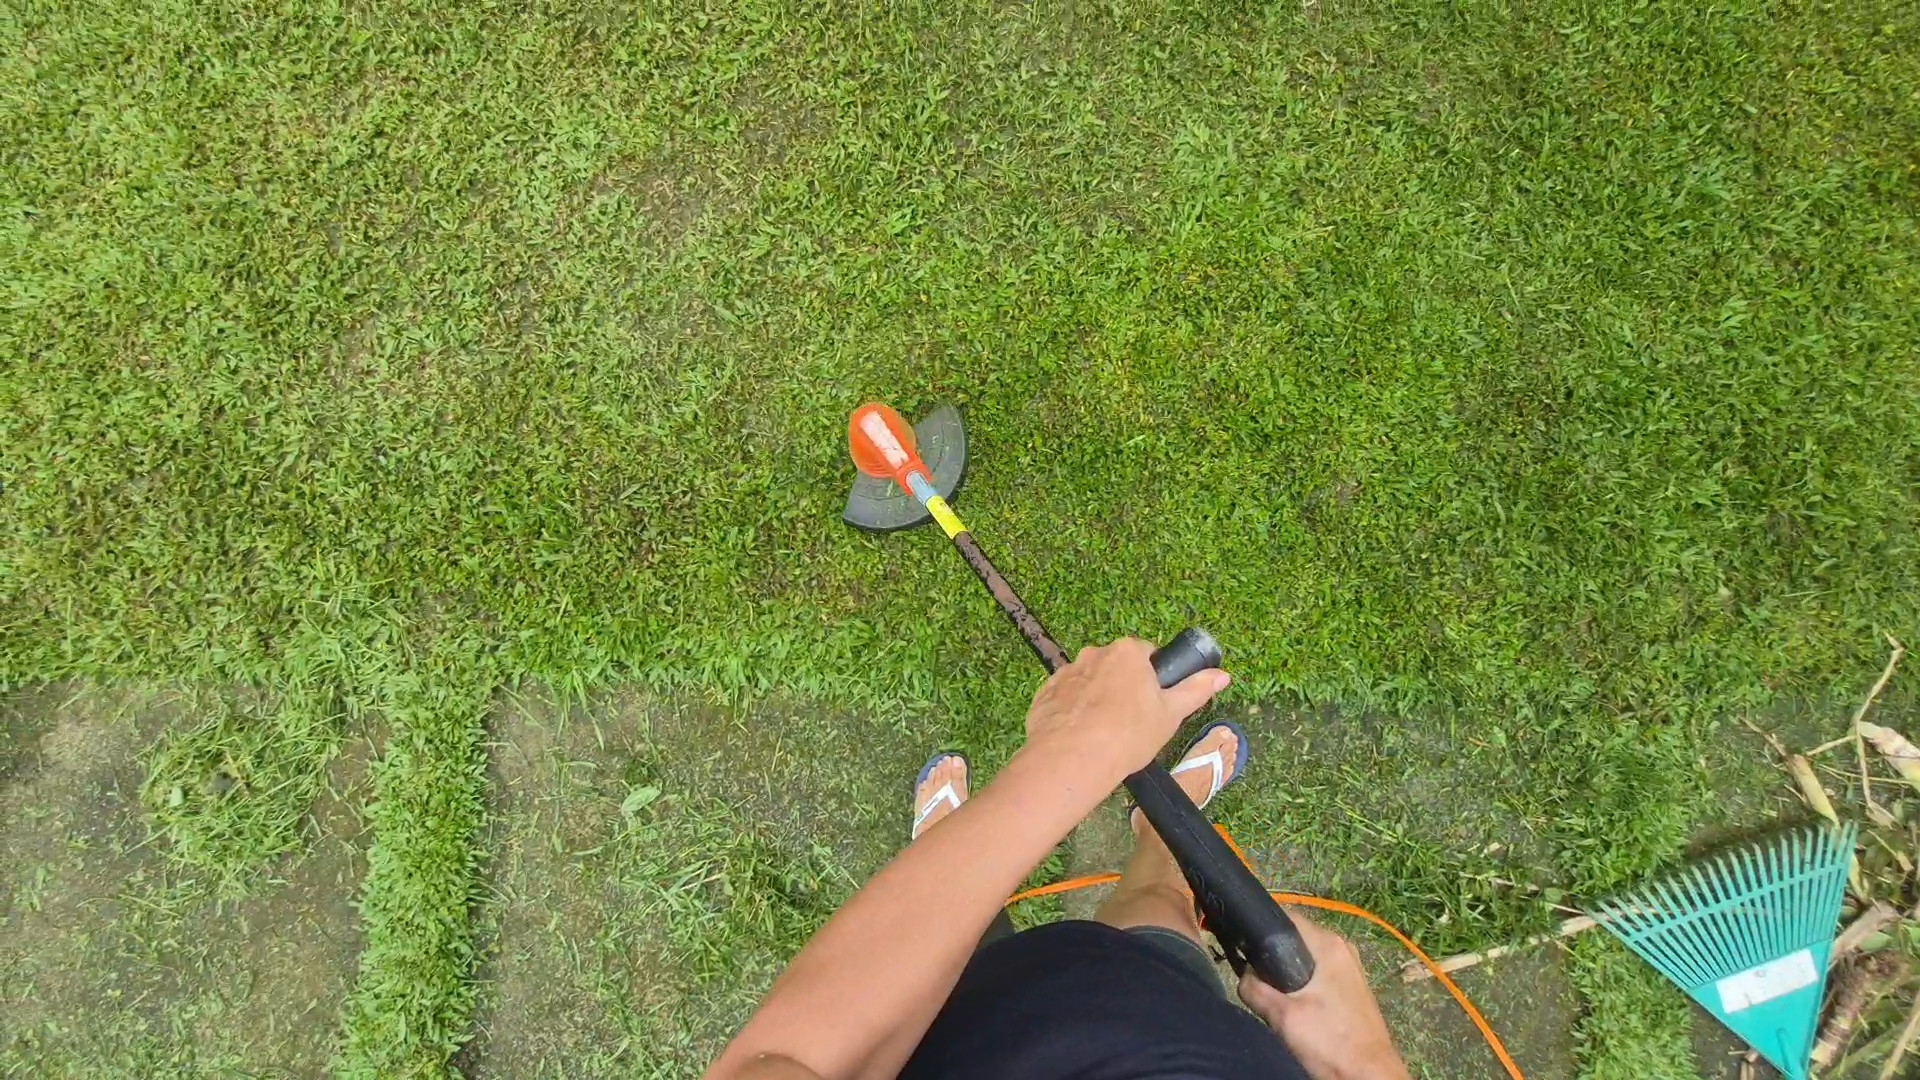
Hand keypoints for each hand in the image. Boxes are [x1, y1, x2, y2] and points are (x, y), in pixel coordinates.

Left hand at [1020, 638, 1228, 786]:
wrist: (1073, 757)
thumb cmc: (1129, 734)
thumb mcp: (1171, 714)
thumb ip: (1196, 690)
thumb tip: (1222, 675)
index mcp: (1127, 652)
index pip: (1146, 654)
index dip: (1152, 678)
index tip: (1153, 702)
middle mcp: (1093, 653)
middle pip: (1115, 666)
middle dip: (1123, 687)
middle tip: (1132, 720)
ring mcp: (1066, 671)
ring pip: (1090, 682)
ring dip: (1097, 698)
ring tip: (1104, 732)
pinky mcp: (1045, 692)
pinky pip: (1066, 697)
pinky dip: (1074, 711)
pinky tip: (1080, 735)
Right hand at [1237, 911, 1411, 1079]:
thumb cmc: (1331, 1043)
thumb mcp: (1282, 1016)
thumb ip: (1253, 989)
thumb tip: (1243, 976)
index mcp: (1328, 944)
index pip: (1284, 917)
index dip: (1259, 928)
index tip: (1241, 944)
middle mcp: (1341, 948)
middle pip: (1293, 938)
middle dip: (1272, 955)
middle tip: (1256, 977)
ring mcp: (1350, 969)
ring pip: (1304, 958)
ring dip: (1287, 973)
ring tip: (1275, 995)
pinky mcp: (1352, 988)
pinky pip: (1317, 973)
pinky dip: (1303, 984)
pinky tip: (1296, 1006)